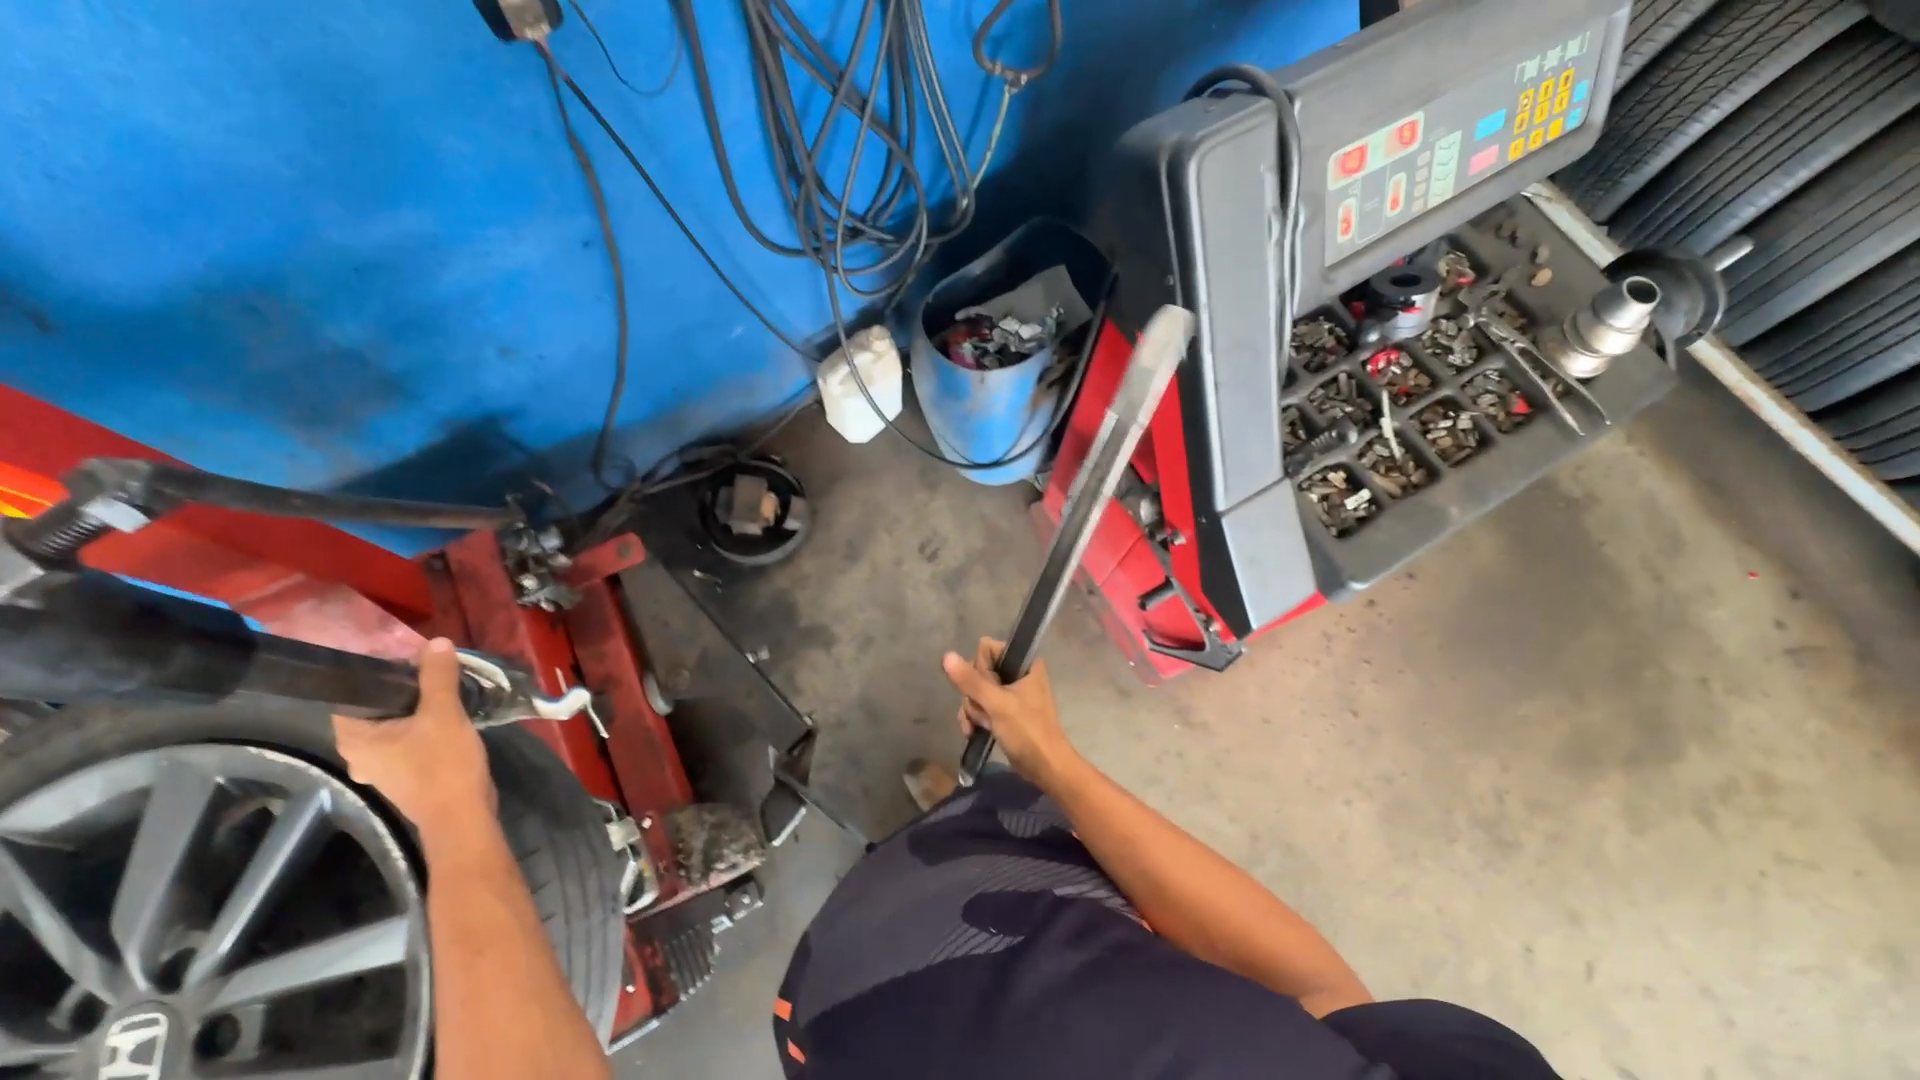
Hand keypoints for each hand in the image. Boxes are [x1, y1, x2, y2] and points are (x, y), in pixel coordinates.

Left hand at [332, 638, 495, 846]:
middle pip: (373, 707)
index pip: (349, 692)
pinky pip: (405, 737)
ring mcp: (381, 766)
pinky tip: (445, 712)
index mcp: (354, 738)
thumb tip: (436, 643)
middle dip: (399, 686)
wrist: (463, 815)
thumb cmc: (443, 765)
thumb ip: (437, 676)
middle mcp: (358, 753)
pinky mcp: (403, 773)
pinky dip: (421, 723)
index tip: (403, 654)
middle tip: (427, 667)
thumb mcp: (444, 713)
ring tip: (440, 685)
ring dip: (413, 705)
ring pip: (391, 723)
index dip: (373, 670)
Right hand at [942, 638, 1079, 786]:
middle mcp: (1017, 673)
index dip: (981, 669)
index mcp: (1024, 664)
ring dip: (973, 710)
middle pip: (978, 671)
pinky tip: (973, 732)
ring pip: (976, 691)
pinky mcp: (1005, 711)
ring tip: (981, 725)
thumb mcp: (997, 704)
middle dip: (974, 695)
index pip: (988, 649)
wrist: (1044, 766)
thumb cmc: (1026, 731)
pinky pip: (981, 706)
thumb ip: (971, 681)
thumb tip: (947, 656)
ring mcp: (1010, 693)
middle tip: (985, 711)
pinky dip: (975, 718)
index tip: (988, 689)